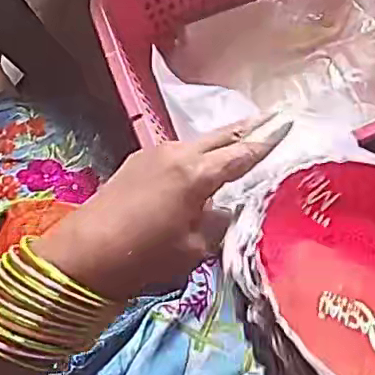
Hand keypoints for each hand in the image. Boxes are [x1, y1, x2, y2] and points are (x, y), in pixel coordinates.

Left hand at [31, 120, 287, 298]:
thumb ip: (219, 224)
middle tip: (273, 117)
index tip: (288, 124)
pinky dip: (197, 153)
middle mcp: (178, 154)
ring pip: (198, 142)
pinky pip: (178, 152)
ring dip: (221, 141)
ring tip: (242, 137)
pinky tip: (202, 161)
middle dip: (248, 128)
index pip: (242, 153)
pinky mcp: (138, 160)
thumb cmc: (145, 256)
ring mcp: (155, 153)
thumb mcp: (194, 248)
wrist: (85, 254)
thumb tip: (230, 209)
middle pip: (221, 136)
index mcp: (197, 174)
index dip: (268, 141)